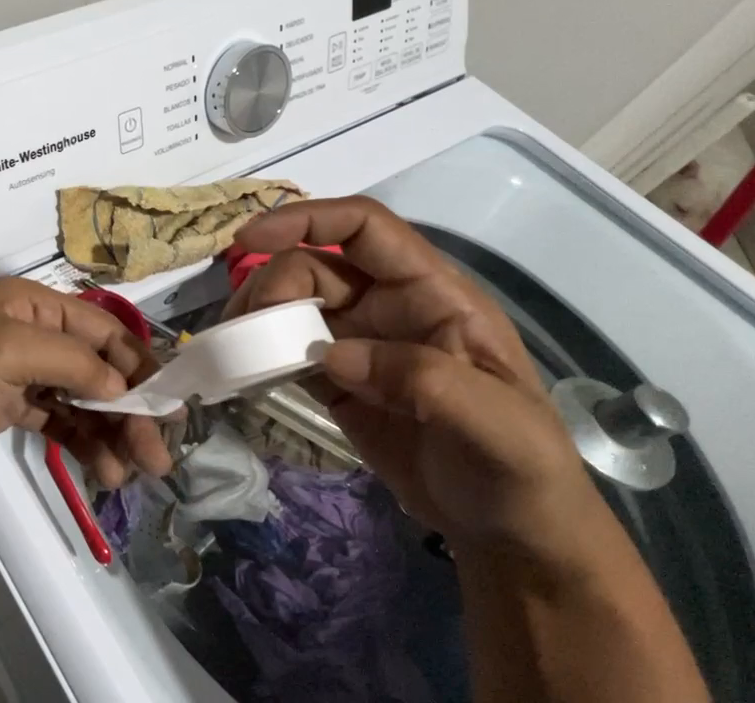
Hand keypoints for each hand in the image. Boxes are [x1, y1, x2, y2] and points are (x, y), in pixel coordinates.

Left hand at [0, 277, 173, 485]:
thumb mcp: (8, 352)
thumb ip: (71, 362)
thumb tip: (124, 386)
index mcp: (31, 305)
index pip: (100, 328)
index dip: (138, 363)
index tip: (171, 403)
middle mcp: (30, 334)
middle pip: (97, 367)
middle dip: (130, 408)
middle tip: (157, 454)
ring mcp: (20, 373)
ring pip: (82, 399)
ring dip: (109, 432)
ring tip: (128, 472)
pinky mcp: (10, 407)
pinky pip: (60, 421)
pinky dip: (83, 442)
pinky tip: (102, 470)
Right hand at [224, 196, 602, 564]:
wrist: (509, 534)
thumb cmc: (520, 469)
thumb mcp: (495, 424)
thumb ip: (424, 380)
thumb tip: (331, 354)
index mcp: (434, 295)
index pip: (365, 229)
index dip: (307, 220)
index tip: (249, 240)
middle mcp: (390, 306)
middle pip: (313, 266)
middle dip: (272, 286)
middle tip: (246, 330)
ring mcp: (359, 343)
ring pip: (291, 304)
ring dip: (256, 317)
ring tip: (234, 349)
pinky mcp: (334, 380)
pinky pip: (285, 350)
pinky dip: (258, 354)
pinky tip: (241, 372)